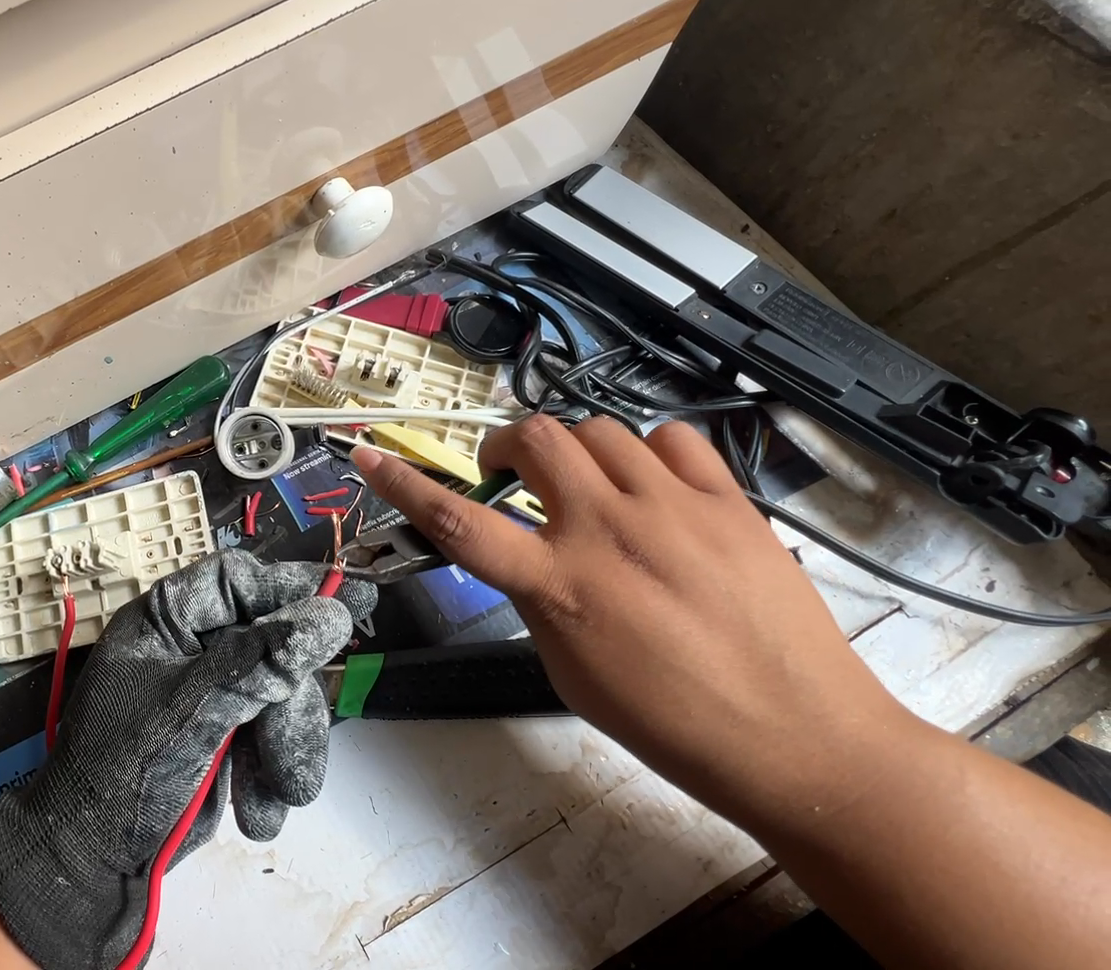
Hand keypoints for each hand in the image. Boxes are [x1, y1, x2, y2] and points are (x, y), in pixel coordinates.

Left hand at [0, 551, 375, 969]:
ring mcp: (212, 693)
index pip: (237, 582)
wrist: (94, 860)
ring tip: (282, 794)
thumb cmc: (123, 770)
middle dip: (290, 705)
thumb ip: (261, 662)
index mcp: (164, 623)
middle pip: (272, 646)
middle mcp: (191, 649)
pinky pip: (273, 738)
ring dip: (287, 750)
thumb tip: (331, 614)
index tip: (354, 595)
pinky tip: (259, 813)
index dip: (292, 586)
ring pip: (282, 696)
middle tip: (294, 756)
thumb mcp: (193, 710)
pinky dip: (273, 777)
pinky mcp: (228, 735)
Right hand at [355, 416, 912, 827]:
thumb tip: (524, 555)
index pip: (458, 521)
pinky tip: (649, 485)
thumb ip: (534, 599)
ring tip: (585, 485)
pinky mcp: (731, 503)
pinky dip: (644, 451)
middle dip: (505, 446)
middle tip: (509, 474)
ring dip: (572, 450)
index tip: (370, 458)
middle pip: (535, 440)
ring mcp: (677, 510)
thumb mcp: (568, 670)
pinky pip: (671, 438)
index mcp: (561, 588)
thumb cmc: (671, 723)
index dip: (404, 485)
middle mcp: (611, 533)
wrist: (802, 741)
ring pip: (598, 429)